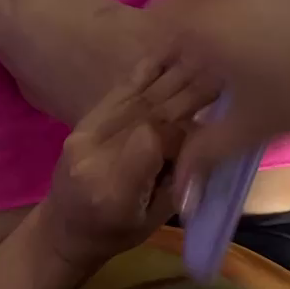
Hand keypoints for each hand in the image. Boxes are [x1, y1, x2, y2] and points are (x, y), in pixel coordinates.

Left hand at [30, 58, 214, 269]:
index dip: (185, 127)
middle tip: (224, 74)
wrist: (65, 230)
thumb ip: (178, 177)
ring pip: (135, 98)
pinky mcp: (82, 123)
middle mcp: (95, 157)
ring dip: (172, 76)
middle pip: (147, 114)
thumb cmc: (116, 234)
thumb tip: (207, 135)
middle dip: (188, 92)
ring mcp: (83, 136)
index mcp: (114, 189)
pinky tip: (168, 54)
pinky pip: (117, 93)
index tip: (211, 123)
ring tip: (204, 57)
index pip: (153, 139)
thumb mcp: (156, 217)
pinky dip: (146, 73)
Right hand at [150, 0, 289, 179]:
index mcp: (209, 22)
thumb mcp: (251, 130)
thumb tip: (179, 201)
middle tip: (217, 53)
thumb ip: (204, 157)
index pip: (162, 16)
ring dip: (236, 7)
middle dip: (198, 24)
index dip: (160, 38)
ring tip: (260, 38)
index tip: (168, 60)